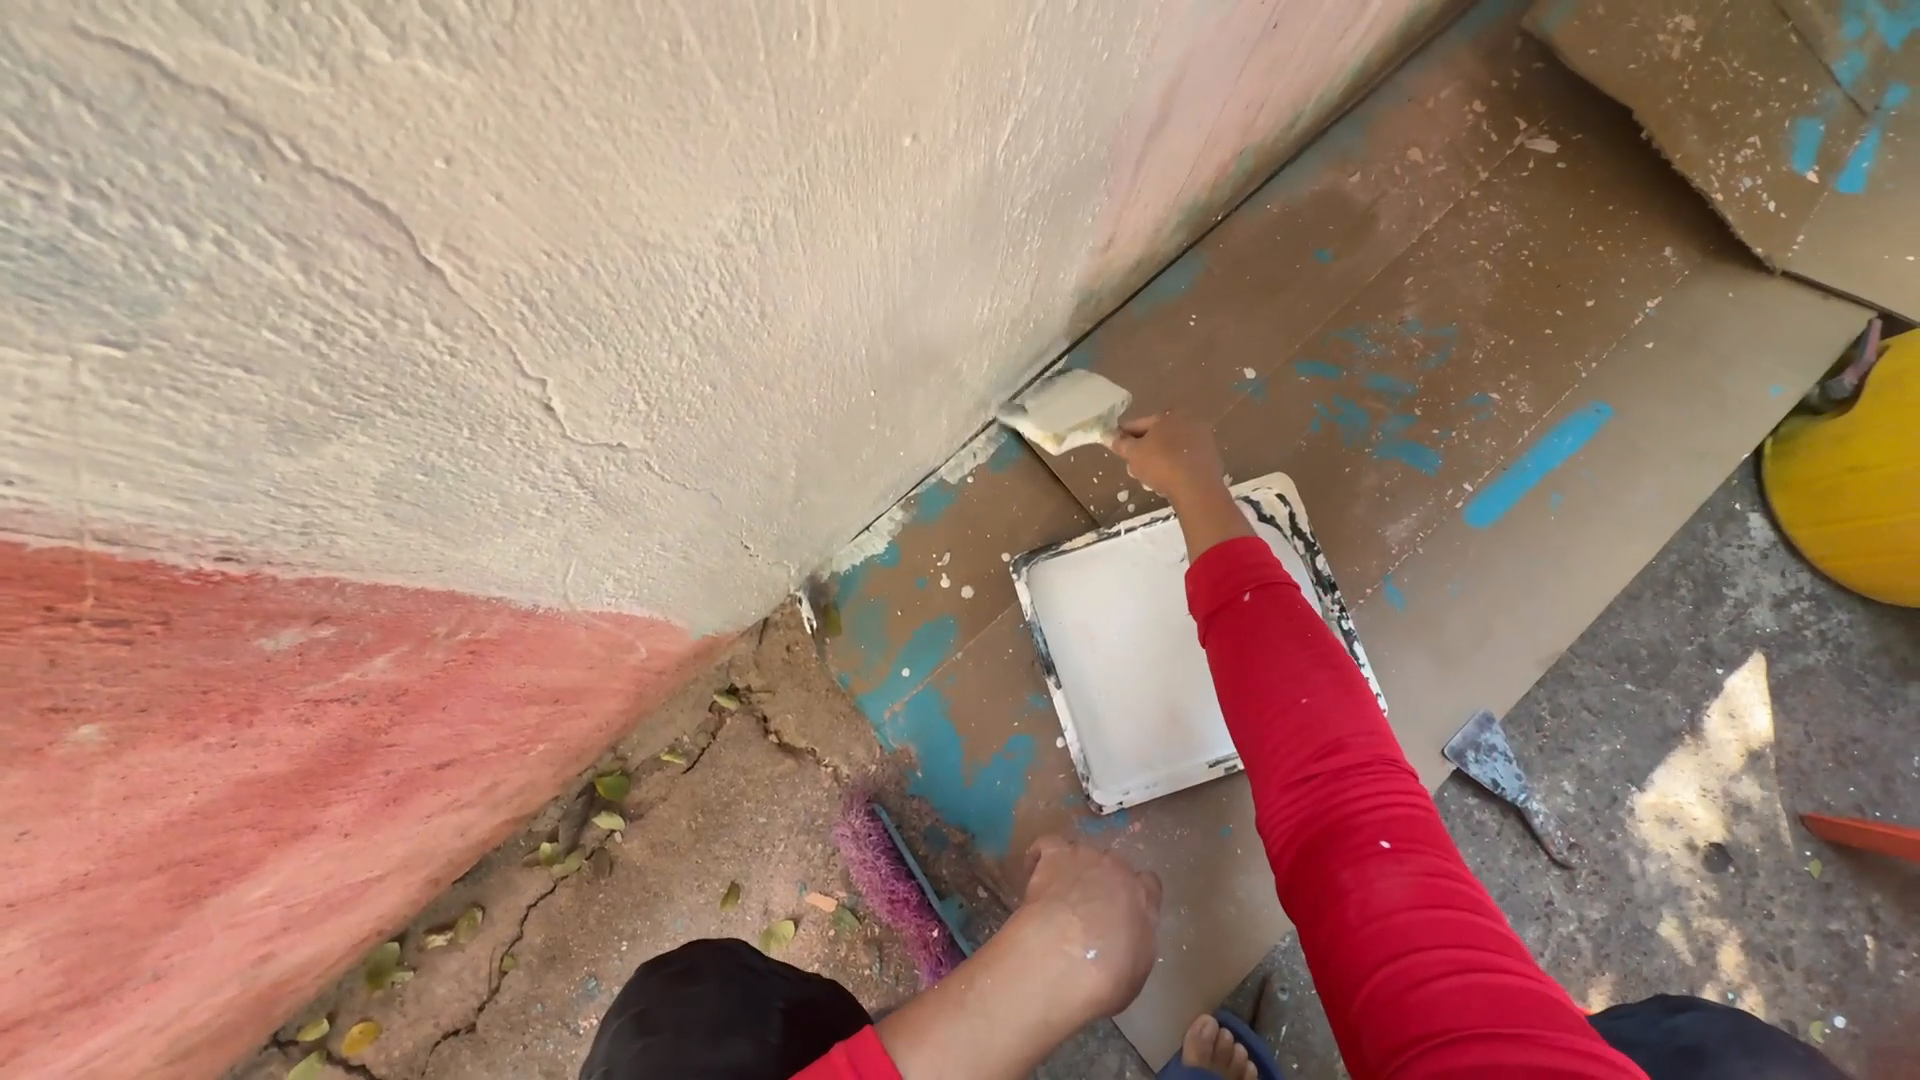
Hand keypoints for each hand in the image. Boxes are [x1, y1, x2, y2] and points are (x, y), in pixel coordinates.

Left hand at [1008, 835, 1161, 1016]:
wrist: (1065, 958)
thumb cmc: (1105, 979)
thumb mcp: (1136, 967)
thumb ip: (1136, 940)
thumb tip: (1125, 934)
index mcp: (1144, 900)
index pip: (1149, 883)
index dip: (1134, 893)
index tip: (1122, 909)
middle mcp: (1118, 871)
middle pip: (1113, 864)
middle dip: (1102, 879)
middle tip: (1085, 905)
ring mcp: (1086, 858)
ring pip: (1081, 852)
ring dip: (1072, 868)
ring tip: (1057, 891)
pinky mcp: (1055, 854)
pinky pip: (1048, 845)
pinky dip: (1040, 858)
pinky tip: (1034, 874)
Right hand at [1109, 410, 1227, 508]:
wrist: (1196, 487)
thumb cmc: (1161, 464)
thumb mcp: (1134, 453)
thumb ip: (1121, 444)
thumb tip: (1111, 437)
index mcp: (1169, 415)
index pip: (1139, 423)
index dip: (1124, 435)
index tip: (1115, 445)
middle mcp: (1189, 421)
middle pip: (1157, 436)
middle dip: (1143, 451)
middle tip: (1132, 467)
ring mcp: (1202, 439)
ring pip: (1170, 449)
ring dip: (1157, 461)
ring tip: (1147, 479)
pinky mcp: (1210, 458)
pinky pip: (1184, 460)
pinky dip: (1174, 468)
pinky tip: (1166, 482)